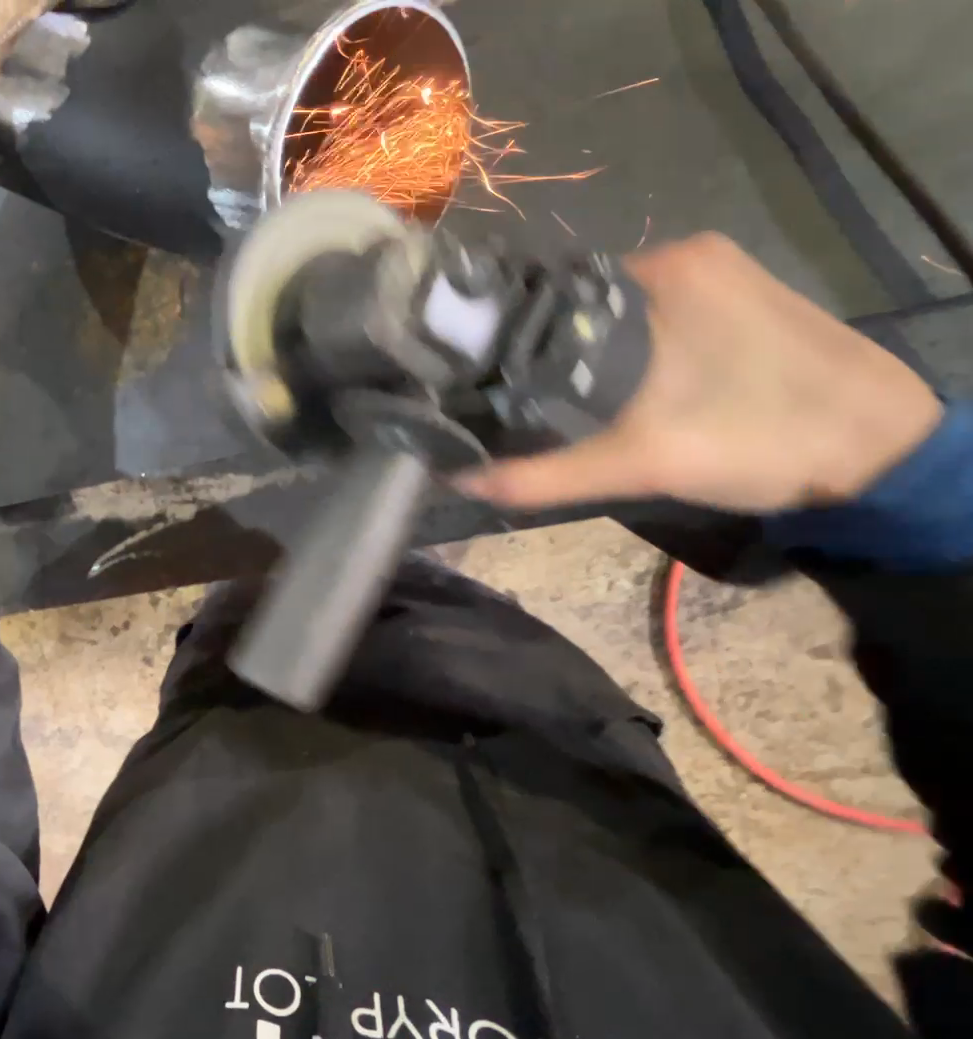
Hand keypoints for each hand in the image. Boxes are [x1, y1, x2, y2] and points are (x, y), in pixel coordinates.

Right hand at [457, 233, 942, 513]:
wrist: (884, 453)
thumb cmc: (762, 440)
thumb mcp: (640, 462)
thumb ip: (542, 474)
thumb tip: (457, 479)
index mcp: (665, 271)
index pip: (546, 292)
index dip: (500, 335)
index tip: (464, 374)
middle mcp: (686, 258)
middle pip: (574, 301)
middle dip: (534, 345)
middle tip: (492, 393)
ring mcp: (716, 276)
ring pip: (608, 311)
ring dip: (574, 349)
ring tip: (532, 394)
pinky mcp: (736, 299)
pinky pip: (646, 317)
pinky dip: (615, 346)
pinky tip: (600, 386)